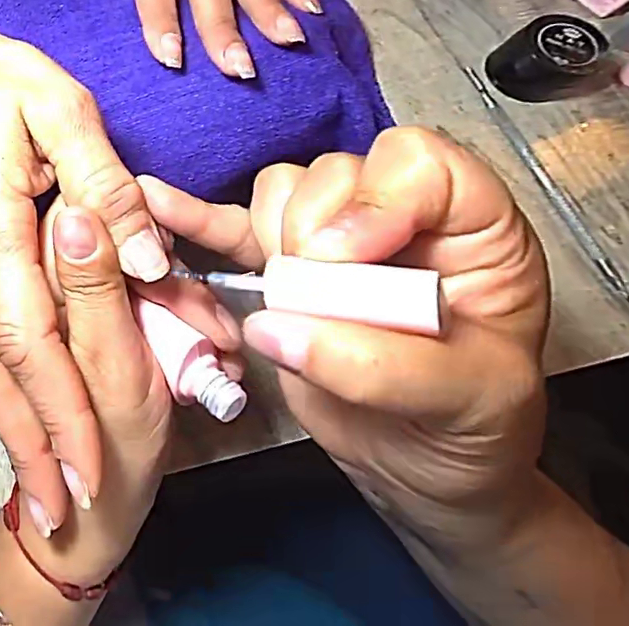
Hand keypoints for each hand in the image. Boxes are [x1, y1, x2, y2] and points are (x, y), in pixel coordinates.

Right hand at [0, 24, 174, 536]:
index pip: (26, 329)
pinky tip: (18, 406)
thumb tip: (143, 262)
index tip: (88, 471)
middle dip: (27, 440)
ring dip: (8, 420)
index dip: (58, 406)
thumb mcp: (66, 112)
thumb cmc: (4, 79)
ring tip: (40, 482)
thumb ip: (107, 188)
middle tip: (60, 513)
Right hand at [139, 126, 551, 547]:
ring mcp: (328, 235)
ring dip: (267, 238)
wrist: (417, 462)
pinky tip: (160, 202)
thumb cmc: (465, 428)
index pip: (420, 165)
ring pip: (279, 192)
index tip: (348, 259)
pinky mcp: (274, 260)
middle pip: (334, 174)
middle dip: (311, 230)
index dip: (376, 196)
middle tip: (309, 292)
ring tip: (280, 295)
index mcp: (467, 230)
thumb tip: (275, 328)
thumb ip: (376, 364)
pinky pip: (229, 224)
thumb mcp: (459, 401)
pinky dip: (195, 217)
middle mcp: (397, 218)